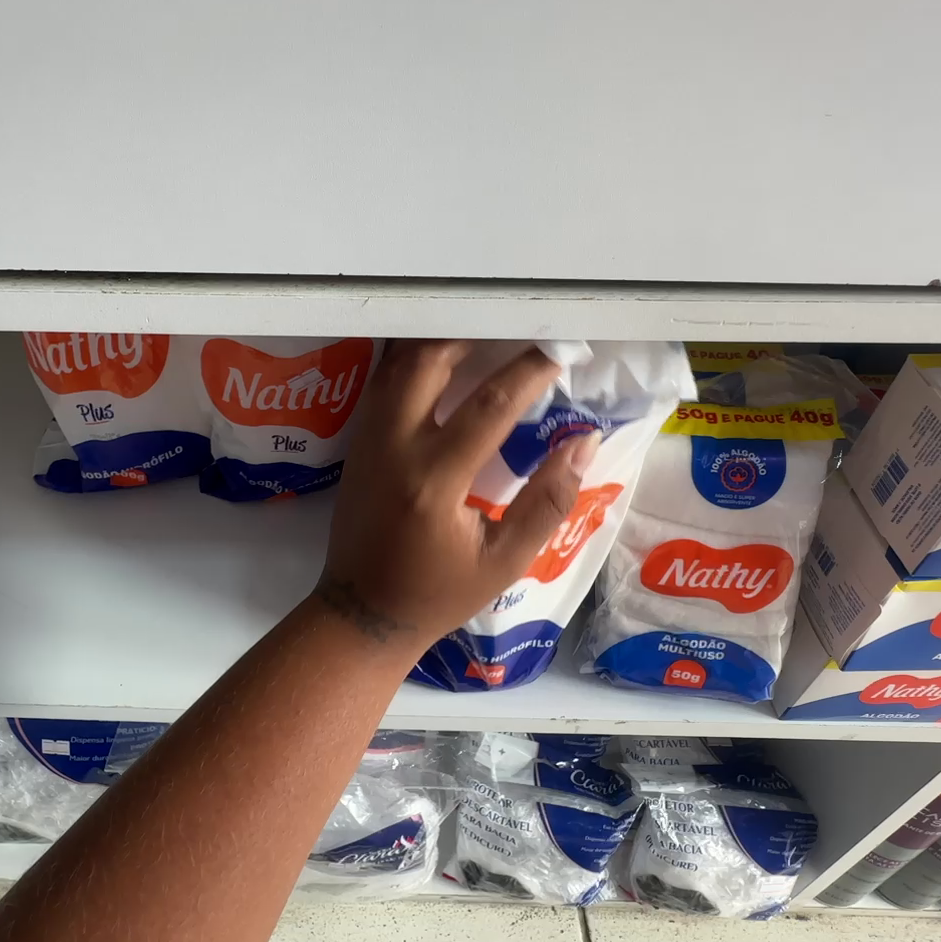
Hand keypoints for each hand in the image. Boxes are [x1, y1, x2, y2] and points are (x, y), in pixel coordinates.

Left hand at [313, 340, 598, 654]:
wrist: (362, 612)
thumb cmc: (438, 594)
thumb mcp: (505, 561)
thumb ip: (547, 501)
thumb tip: (583, 442)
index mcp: (435, 481)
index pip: (489, 405)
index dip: (529, 371)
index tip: (558, 350)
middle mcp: (394, 448)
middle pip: (428, 362)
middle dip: (473, 336)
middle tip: (512, 329)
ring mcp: (368, 441)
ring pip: (398, 365)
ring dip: (439, 342)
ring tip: (480, 334)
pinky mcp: (357, 444)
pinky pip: (383, 385)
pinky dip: (412, 363)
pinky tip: (440, 360)